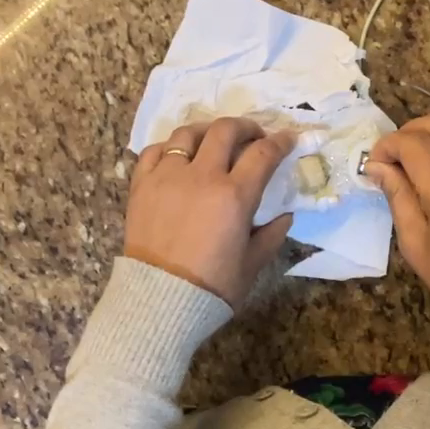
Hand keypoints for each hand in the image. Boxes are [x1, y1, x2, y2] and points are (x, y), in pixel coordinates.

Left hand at [127, 118, 295, 307]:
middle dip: (245, 127)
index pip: (262, 154)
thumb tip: (285, 216)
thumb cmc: (212, 287)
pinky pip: (155, 151)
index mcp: (234, 196)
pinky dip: (170, 148)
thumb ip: (271, 235)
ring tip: (214, 140)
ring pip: (187, 134)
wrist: (159, 301)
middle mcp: (201, 176)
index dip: (280, 141)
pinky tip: (179, 156)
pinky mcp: (141, 185)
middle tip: (253, 136)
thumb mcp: (252, 264)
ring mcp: (167, 177)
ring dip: (206, 131)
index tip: (288, 138)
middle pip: (224, 131)